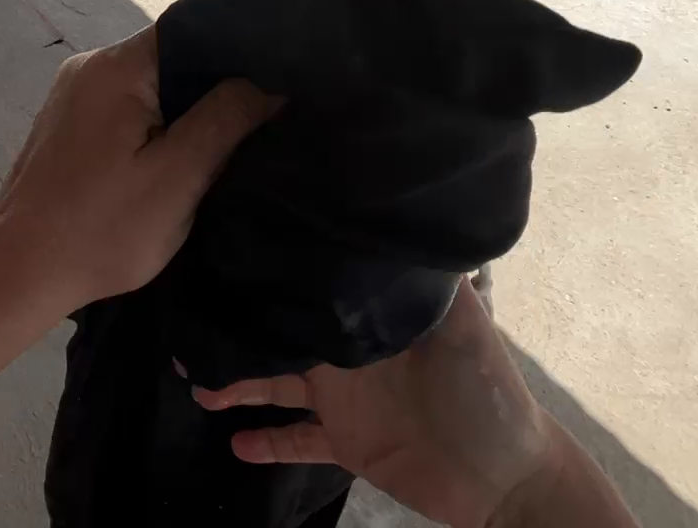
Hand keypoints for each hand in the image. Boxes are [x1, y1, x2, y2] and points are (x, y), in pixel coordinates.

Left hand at [0, 26, 280, 318]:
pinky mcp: (67, 122)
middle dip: (214, 85)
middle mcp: (89, 66)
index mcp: (115, 66)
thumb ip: (226, 120)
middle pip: (169, 57)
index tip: (278, 73)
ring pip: (148, 85)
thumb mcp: (177, 178)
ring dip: (185, 109)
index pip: (189, 29)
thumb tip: (270, 80)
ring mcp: (73, 94)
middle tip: (263, 112)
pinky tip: (177, 152)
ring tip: (229, 135)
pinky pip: (125, 106)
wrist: (18, 272)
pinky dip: (155, 123)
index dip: (236, 48)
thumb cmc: (100, 228)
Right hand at [192, 280, 556, 527]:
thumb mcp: (464, 323)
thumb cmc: (485, 388)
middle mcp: (343, 351)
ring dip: (236, 384)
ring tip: (195, 383)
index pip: (306, 292)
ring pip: (275, 383)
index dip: (269, 279)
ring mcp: (341, 398)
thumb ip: (431, 281)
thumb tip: (392, 223)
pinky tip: (234, 445)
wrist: (508, 474)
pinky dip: (267, 444)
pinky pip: (297, 442)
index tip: (226, 259)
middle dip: (237, 326)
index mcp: (361, 319)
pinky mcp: (345, 442)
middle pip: (279, 334)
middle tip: (189, 318)